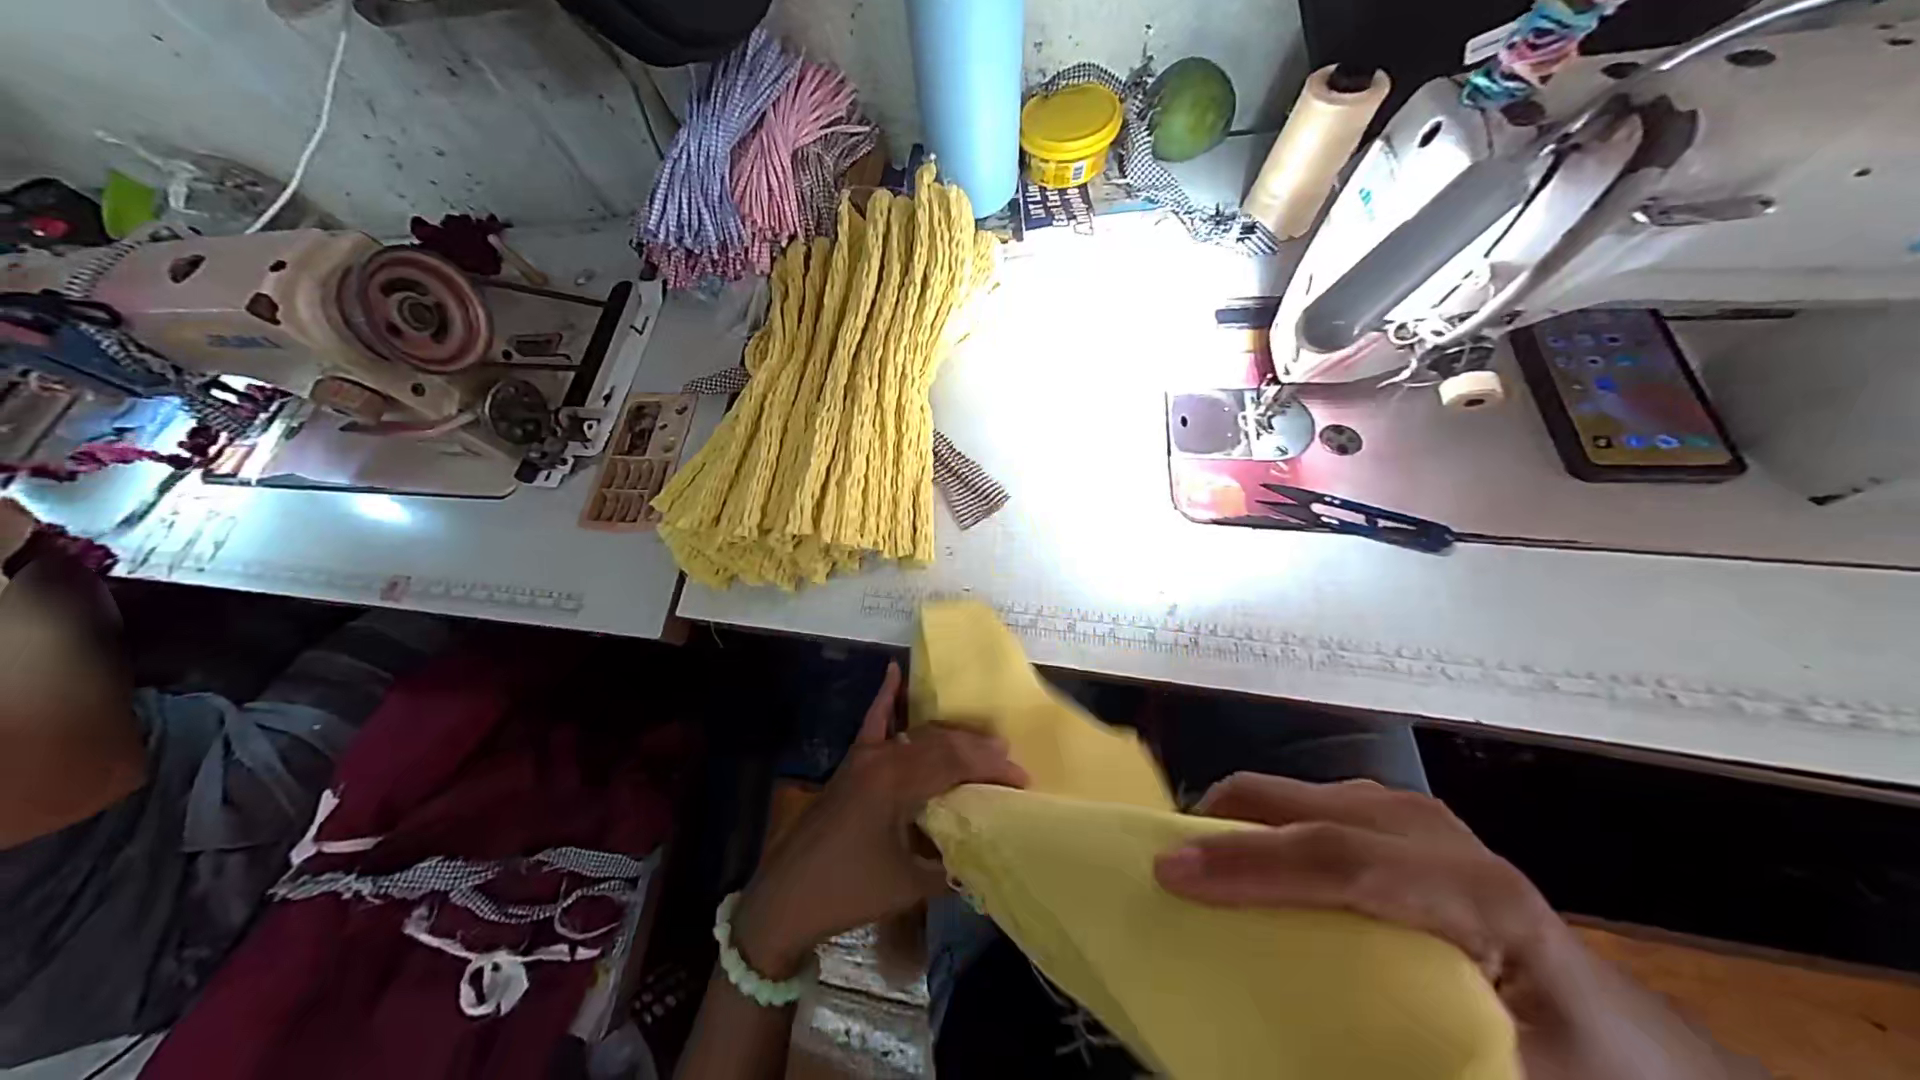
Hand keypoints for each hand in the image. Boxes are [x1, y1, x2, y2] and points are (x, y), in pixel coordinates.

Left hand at [731, 662, 1028, 979]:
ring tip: (981, 742)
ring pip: (916, 734)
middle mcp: (882, 759)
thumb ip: (949, 866)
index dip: (993, 768)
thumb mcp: (908, 886)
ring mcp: (863, 758)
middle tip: (1009, 761)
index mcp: (897, 783)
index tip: (1023, 780)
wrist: (785, 898)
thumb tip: (979, 854)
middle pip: (941, 743)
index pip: (957, 763)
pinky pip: (872, 722)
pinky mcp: (850, 764)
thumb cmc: (848, 891)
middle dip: (978, 749)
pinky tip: (893, 671)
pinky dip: (884, 697)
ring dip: (950, 735)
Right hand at [1154, 774, 1758, 1079]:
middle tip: (1161, 872)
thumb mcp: (1500, 1076)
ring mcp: (1409, 814)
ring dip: (1232, 824)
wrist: (1626, 1037)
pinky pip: (1301, 804)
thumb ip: (1405, 1053)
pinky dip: (1257, 826)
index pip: (1338, 860)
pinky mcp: (1392, 818)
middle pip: (1298, 805)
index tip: (1167, 874)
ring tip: (1196, 872)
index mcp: (1471, 892)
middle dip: (1217, 826)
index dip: (1247, 862)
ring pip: (1290, 793)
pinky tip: (1249, 866)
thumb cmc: (1571, 1063)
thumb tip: (1269, 1042)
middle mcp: (1431, 831)